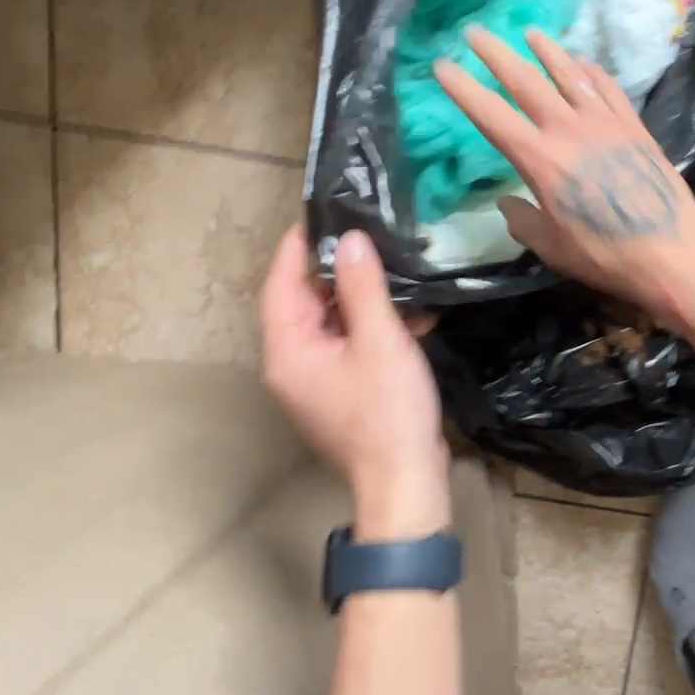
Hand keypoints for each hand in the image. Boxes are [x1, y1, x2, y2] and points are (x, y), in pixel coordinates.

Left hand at [260, 225, 448, 537]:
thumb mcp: (380, 340)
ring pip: (332, 322)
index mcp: (289, 350)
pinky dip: (375, 326)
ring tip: (400, 272)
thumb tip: (350, 241)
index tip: (320, 213)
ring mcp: (317, 380)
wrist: (405, 480)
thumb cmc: (388, 410)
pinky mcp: (343, 391)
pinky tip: (414, 315)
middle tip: (371, 236)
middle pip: (305, 302)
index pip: (281, 284)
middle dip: (339, 270)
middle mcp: (292, 364)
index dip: (297, 247)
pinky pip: (350, 345)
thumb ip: (363, 287)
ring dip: (364, 299)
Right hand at [435, 27, 694, 311]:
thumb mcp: (551, 247)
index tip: (442, 66)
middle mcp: (569, 130)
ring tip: (531, 33)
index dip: (463, 89)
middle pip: (526, 81)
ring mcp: (605, 123)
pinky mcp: (634, 126)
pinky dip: (591, 71)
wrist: (670, 249)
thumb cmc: (605, 254)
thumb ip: (523, 221)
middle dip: (497, 54)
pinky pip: (608, 88)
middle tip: (477, 32)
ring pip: (569, 75)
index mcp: (540, 160)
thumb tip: (507, 202)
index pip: (491, 115)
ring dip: (547, 51)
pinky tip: (583, 62)